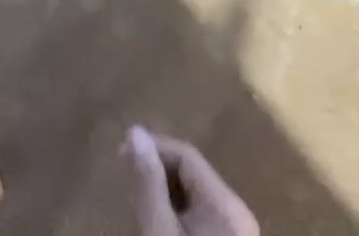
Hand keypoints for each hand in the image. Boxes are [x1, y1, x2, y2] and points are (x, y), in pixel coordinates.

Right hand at [125, 127, 258, 235]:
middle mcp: (237, 209)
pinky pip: (198, 212)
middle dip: (156, 171)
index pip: (186, 155)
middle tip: (126, 180)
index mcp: (227, 202)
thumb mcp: (159, 227)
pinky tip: (157, 219)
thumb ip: (148, 182)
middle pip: (190, 173)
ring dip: (163, 190)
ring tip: (137, 200)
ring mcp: (235, 226)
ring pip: (192, 192)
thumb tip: (135, 131)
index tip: (121, 154)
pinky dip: (175, 209)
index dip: (153, 149)